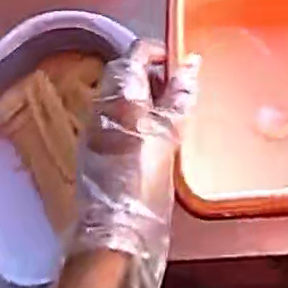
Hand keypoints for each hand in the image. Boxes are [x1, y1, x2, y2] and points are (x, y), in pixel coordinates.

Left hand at [71, 39, 198, 287]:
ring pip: (124, 96)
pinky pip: (120, 118)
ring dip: (148, 97)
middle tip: (183, 92)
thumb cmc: (142, 178)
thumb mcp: (168, 133)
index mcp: (119, 92)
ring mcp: (96, 127)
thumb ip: (179, 96)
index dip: (161, 50)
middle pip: (128, 72)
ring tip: (174, 116)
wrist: (112, 237)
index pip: (137, 51)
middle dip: (155, 75)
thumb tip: (191, 62)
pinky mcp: (97, 149)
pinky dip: (139, 118)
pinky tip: (157, 139)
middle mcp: (102, 103)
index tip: (183, 64)